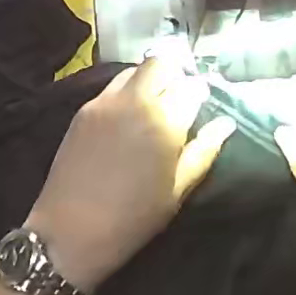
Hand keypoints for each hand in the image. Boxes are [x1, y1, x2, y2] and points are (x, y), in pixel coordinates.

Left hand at [25, 58, 233, 290]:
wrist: (70, 231)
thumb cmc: (133, 218)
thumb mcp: (178, 190)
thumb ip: (204, 151)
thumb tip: (225, 124)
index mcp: (165, 122)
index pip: (192, 87)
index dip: (201, 93)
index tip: (203, 104)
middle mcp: (136, 101)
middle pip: (161, 63)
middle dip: (176, 72)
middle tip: (181, 95)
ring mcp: (106, 102)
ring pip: (135, 70)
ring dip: (151, 78)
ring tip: (156, 102)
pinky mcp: (84, 110)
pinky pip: (113, 86)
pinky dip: (129, 90)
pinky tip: (131, 114)